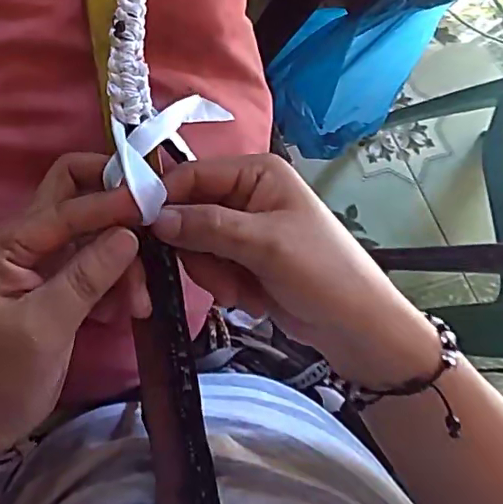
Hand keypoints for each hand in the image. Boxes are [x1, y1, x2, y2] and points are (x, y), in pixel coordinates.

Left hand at [0, 153, 149, 452]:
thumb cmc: (4, 374)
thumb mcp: (44, 327)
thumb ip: (85, 278)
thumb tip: (128, 234)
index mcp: (12, 240)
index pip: (67, 205)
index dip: (110, 201)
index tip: (153, 203)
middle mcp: (30, 236)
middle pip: (76, 191)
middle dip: (114, 200)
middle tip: (153, 219)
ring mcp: (49, 255)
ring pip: (97, 228)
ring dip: (125, 254)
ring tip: (139, 301)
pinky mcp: (67, 276)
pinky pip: (103, 259)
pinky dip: (121, 276)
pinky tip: (129, 308)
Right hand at [156, 153, 441, 388]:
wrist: (360, 331)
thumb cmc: (323, 273)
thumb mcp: (265, 245)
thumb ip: (208, 226)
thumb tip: (156, 219)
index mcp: (256, 172)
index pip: (192, 174)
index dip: (165, 199)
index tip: (142, 228)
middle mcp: (245, 192)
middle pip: (188, 211)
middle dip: (196, 249)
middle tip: (218, 278)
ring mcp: (242, 227)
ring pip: (193, 242)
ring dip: (211, 272)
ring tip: (240, 291)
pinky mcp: (241, 257)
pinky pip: (208, 264)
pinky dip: (221, 284)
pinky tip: (248, 298)